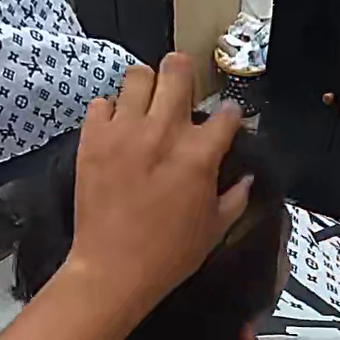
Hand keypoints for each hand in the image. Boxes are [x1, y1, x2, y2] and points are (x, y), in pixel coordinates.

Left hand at [64, 54, 250, 314]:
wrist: (115, 268)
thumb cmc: (170, 254)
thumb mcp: (216, 228)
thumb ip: (236, 197)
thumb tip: (247, 179)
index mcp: (200, 154)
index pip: (227, 114)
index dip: (232, 116)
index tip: (228, 123)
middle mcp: (163, 132)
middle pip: (177, 71)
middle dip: (185, 74)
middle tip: (183, 90)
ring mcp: (124, 131)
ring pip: (137, 76)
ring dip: (147, 86)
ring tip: (148, 106)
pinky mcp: (92, 139)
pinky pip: (101, 103)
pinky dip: (112, 111)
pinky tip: (119, 130)